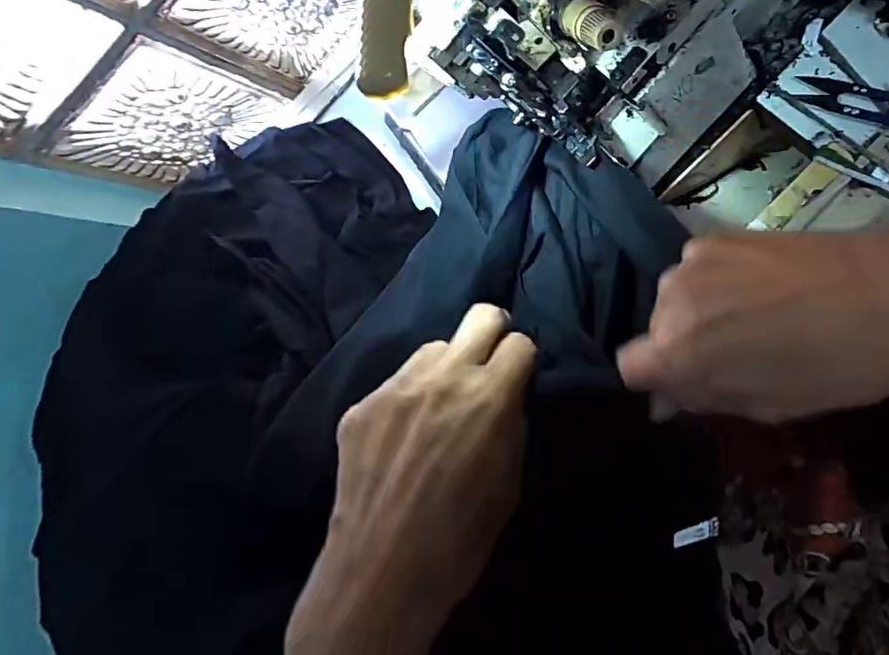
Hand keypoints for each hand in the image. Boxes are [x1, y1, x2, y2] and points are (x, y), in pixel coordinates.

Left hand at [287, 304, 536, 654]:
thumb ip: (513, 423)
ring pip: (434, 347)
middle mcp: (444, 376)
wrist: (380, 573)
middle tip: (490, 360)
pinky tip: (402, 434)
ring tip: (439, 404)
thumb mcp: (511, 482)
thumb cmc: (460, 537)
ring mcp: (398, 385)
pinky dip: (409, 398)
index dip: (524, 360)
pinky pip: (397, 381)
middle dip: (493, 332)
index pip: (520, 341)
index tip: (519, 375)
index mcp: (488, 396)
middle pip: (480, 315)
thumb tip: (510, 394)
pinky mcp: (364, 402)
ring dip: (445, 367)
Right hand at [616, 231, 888, 422]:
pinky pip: (697, 268)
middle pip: (656, 330)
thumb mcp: (771, 404)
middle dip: (684, 346)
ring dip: (700, 311)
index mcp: (681, 350)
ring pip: (676, 297)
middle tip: (739, 355)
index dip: (659, 380)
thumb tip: (664, 399)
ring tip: (755, 316)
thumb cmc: (838, 364)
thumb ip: (706, 398)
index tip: (692, 385)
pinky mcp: (715, 234)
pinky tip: (761, 285)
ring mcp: (692, 260)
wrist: (888, 288)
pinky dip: (716, 281)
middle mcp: (671, 298)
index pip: (630, 366)